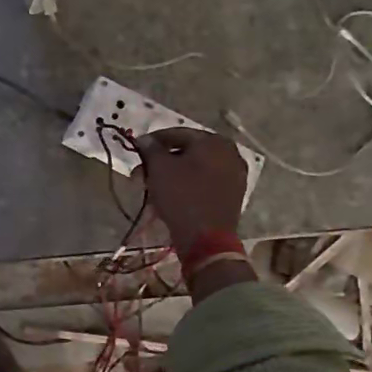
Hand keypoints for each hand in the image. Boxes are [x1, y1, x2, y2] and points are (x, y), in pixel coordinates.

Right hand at [133, 128, 249, 248]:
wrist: (206, 238)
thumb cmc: (181, 196)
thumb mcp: (160, 169)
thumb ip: (151, 149)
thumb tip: (145, 139)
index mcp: (213, 141)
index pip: (177, 133)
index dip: (153, 141)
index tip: (136, 149)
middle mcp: (229, 152)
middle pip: (188, 150)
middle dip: (162, 160)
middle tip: (142, 172)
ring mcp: (235, 174)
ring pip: (197, 167)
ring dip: (174, 173)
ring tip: (154, 185)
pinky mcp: (234, 194)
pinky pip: (206, 181)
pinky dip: (188, 184)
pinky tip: (172, 194)